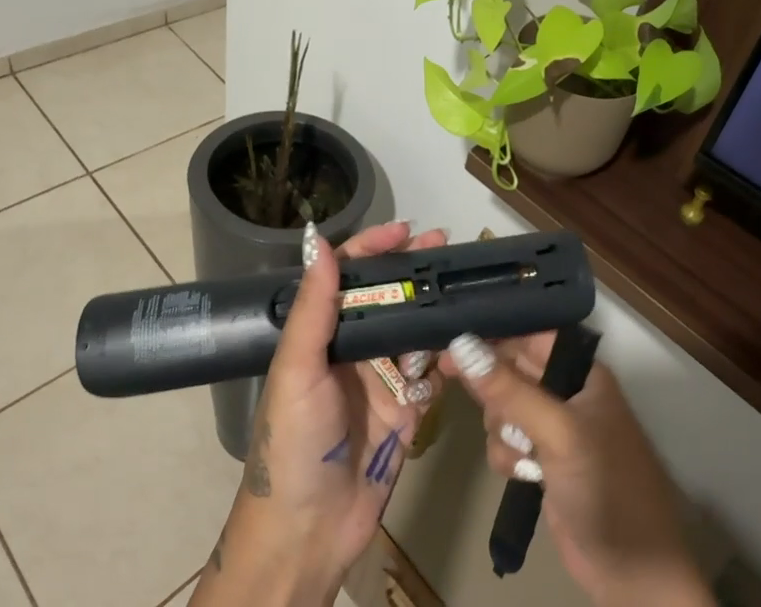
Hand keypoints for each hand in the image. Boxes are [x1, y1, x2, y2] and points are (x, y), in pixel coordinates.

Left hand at [194, 222, 446, 605]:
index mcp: (318, 336)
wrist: (308, 530)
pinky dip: (450, 354)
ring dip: (436, 309)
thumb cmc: (293, 445)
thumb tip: (318, 241)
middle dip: (414, 271)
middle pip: (387, 298)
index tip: (406, 230)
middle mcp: (351, 350)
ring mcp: (381, 379)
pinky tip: (468, 338)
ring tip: (466, 288)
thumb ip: (313, 309)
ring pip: (414, 330)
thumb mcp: (296, 372)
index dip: (374, 250)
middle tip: (446, 248)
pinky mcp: (408, 409)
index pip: (348, 279)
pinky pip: (433, 371)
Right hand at [442, 331, 712, 606]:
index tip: (450, 339)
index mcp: (583, 373)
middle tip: (449, 379)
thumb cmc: (606, 487)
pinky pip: (506, 443)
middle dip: (490, 385)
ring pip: (502, 409)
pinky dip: (506, 456)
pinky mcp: (543, 463)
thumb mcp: (558, 432)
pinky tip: (522, 476)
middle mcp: (568, 394)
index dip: (492, 334)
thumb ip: (509, 389)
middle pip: (511, 370)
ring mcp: (555, 431)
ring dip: (500, 429)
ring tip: (521, 453)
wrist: (632, 569)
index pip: (531, 335)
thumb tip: (461, 344)